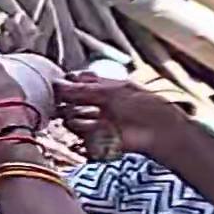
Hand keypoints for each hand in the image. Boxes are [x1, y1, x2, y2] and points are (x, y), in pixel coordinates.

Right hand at [55, 75, 196, 157]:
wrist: (157, 133)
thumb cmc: (142, 107)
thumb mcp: (113, 91)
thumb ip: (83, 88)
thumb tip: (56, 84)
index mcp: (107, 87)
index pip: (81, 80)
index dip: (70, 80)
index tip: (59, 81)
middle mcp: (99, 101)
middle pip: (72, 96)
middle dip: (64, 96)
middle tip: (56, 97)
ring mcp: (95, 118)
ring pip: (70, 112)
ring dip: (70, 111)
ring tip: (75, 112)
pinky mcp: (92, 134)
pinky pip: (75, 127)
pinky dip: (78, 125)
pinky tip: (89, 125)